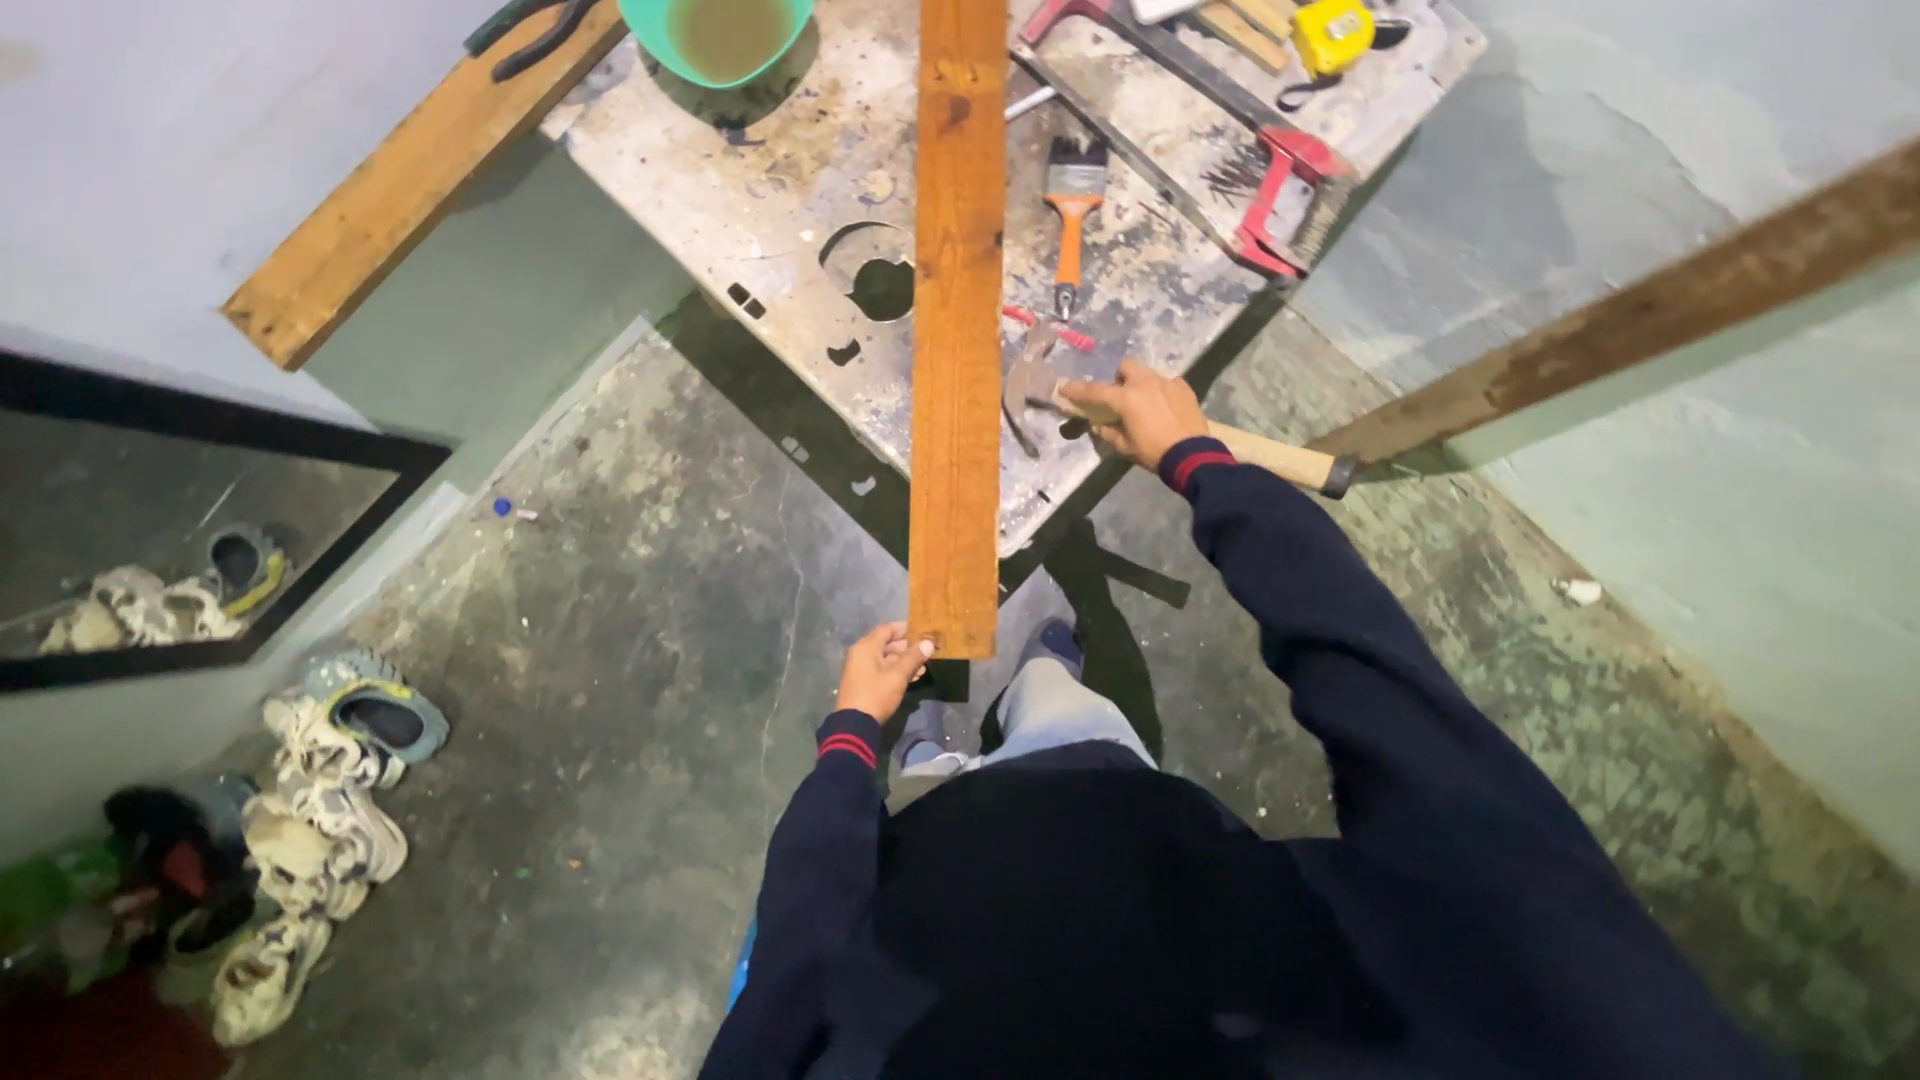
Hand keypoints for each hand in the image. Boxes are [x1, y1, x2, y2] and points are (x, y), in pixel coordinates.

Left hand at [835, 621, 933, 720]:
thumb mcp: (898, 676)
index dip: (905, 628)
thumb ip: (913, 657)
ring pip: (886, 659)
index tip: (923, 631)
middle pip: (887, 643)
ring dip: (905, 661)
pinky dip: (897, 671)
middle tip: (927, 650)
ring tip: (924, 666)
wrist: (855, 725)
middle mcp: (861, 654)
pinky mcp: (864, 683)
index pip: (887, 629)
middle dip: (908, 647)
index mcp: (866, 647)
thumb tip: (928, 642)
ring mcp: (862, 669)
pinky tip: (914, 677)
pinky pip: (883, 670)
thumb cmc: (876, 694)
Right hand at [1058, 359, 1209, 470]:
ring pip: (1147, 373)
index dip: (1077, 389)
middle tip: (1122, 397)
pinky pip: (1167, 382)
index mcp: (1126, 399)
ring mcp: (1167, 382)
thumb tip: (1101, 425)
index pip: (1095, 391)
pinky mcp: (1184, 387)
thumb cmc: (1154, 452)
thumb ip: (1110, 433)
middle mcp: (1145, 383)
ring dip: (1141, 384)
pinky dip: (1161, 391)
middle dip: (1120, 379)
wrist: (1193, 455)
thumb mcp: (1126, 447)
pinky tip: (1165, 406)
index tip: (1064, 387)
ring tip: (1146, 402)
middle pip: (1126, 367)